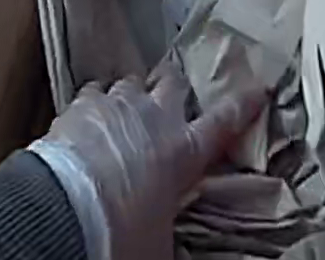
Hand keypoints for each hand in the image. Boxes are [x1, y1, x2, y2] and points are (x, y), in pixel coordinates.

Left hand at [27, 62, 263, 259]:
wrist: (65, 211)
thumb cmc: (122, 236)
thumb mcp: (159, 245)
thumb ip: (171, 229)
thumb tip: (172, 241)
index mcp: (183, 151)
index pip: (224, 123)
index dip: (243, 105)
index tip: (259, 88)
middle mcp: (155, 116)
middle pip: (174, 81)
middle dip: (173, 85)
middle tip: (168, 97)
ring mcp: (119, 102)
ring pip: (132, 81)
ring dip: (131, 95)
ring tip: (123, 113)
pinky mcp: (85, 100)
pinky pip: (95, 90)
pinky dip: (96, 102)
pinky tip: (88, 117)